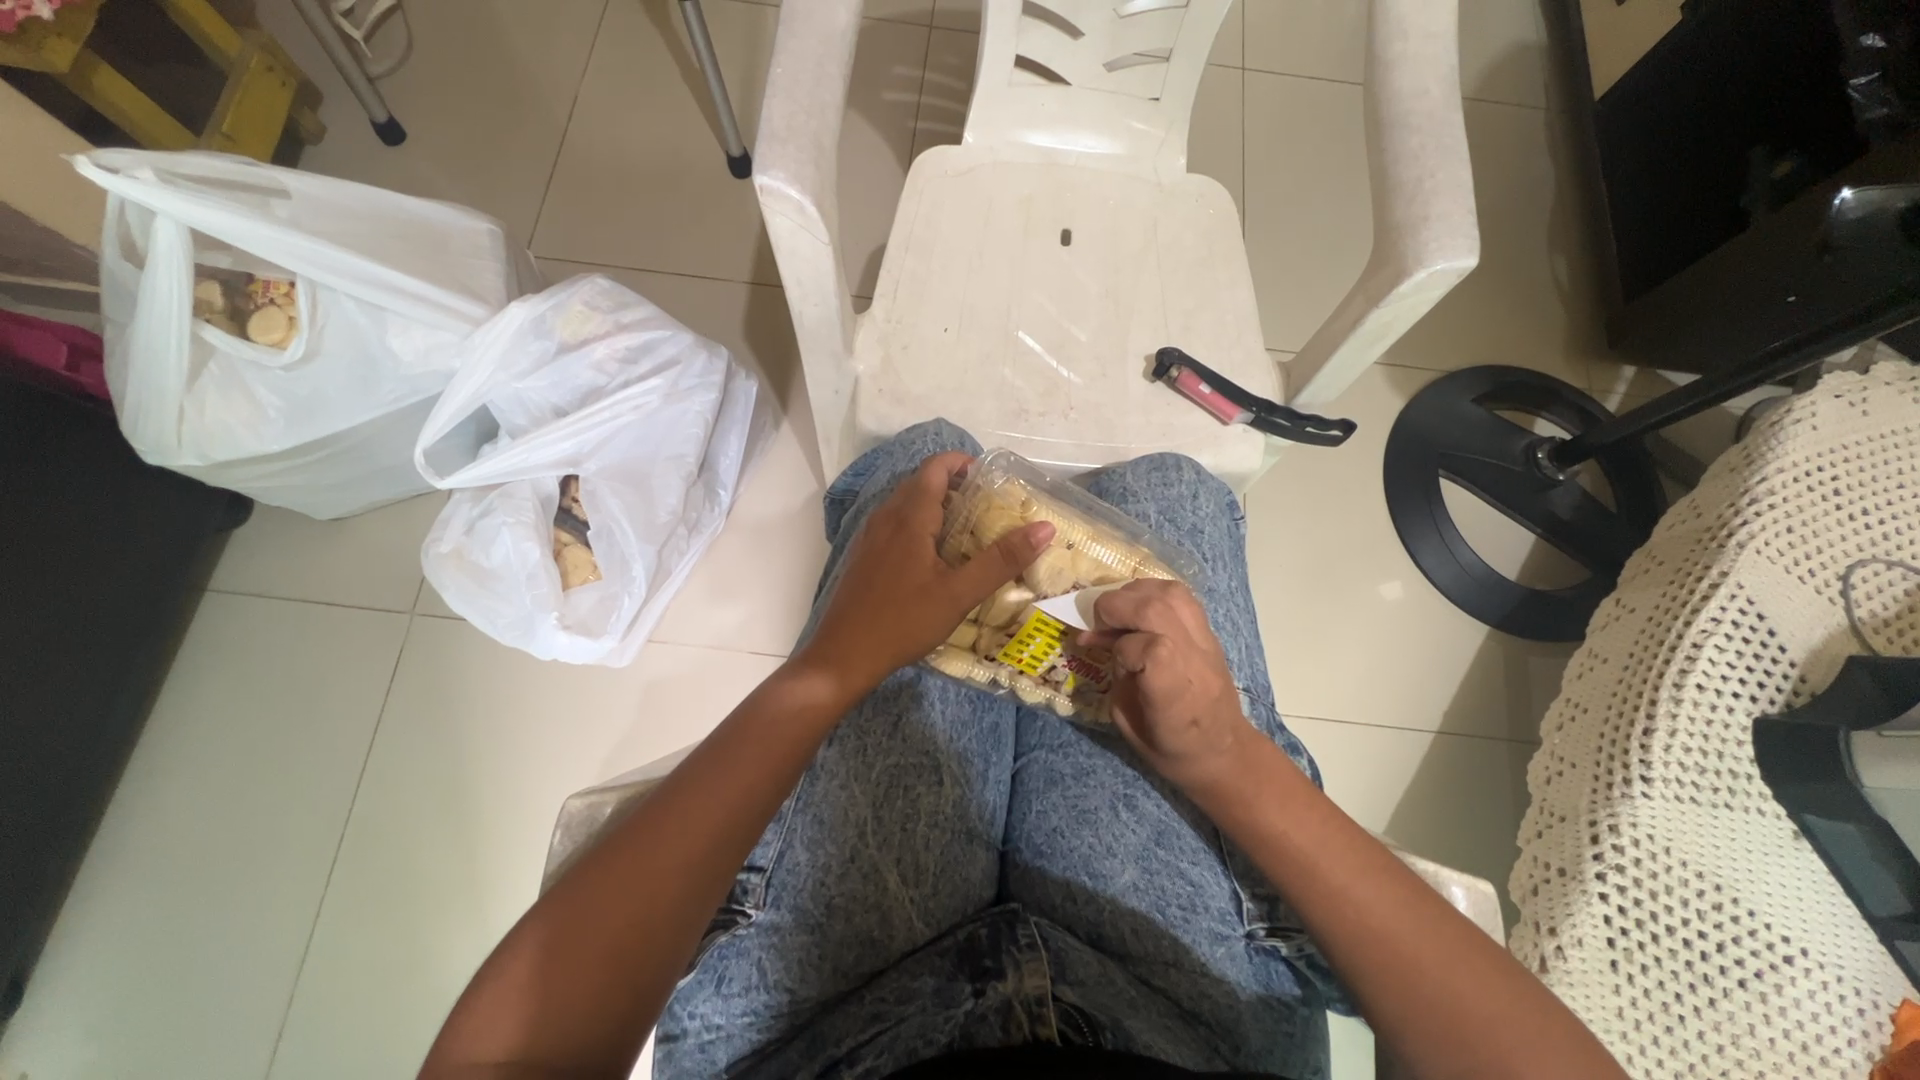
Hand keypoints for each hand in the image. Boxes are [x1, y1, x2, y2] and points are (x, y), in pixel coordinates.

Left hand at [795, 452, 1054, 693]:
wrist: (843, 656)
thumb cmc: (903, 622)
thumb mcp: (959, 594)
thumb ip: (1001, 560)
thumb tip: (1044, 528)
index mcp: (909, 516)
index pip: (936, 467)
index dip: (964, 463)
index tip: (993, 480)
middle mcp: (886, 516)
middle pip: (922, 482)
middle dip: (956, 486)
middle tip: (990, 510)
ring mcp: (870, 536)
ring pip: (906, 504)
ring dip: (937, 507)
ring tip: (968, 533)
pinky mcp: (864, 556)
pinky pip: (895, 525)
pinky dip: (920, 526)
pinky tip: (935, 559)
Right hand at [1083, 580, 1258, 795]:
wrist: (1223, 752)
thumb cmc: (1170, 748)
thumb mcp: (1127, 722)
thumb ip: (1116, 676)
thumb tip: (1103, 639)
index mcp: (1173, 695)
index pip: (1147, 646)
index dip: (1117, 645)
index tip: (1110, 659)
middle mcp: (1193, 660)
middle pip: (1155, 608)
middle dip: (1115, 606)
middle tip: (1099, 623)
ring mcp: (1207, 643)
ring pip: (1171, 593)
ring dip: (1135, 592)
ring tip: (1120, 611)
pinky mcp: (1211, 633)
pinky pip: (1183, 596)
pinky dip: (1154, 592)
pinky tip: (1140, 608)